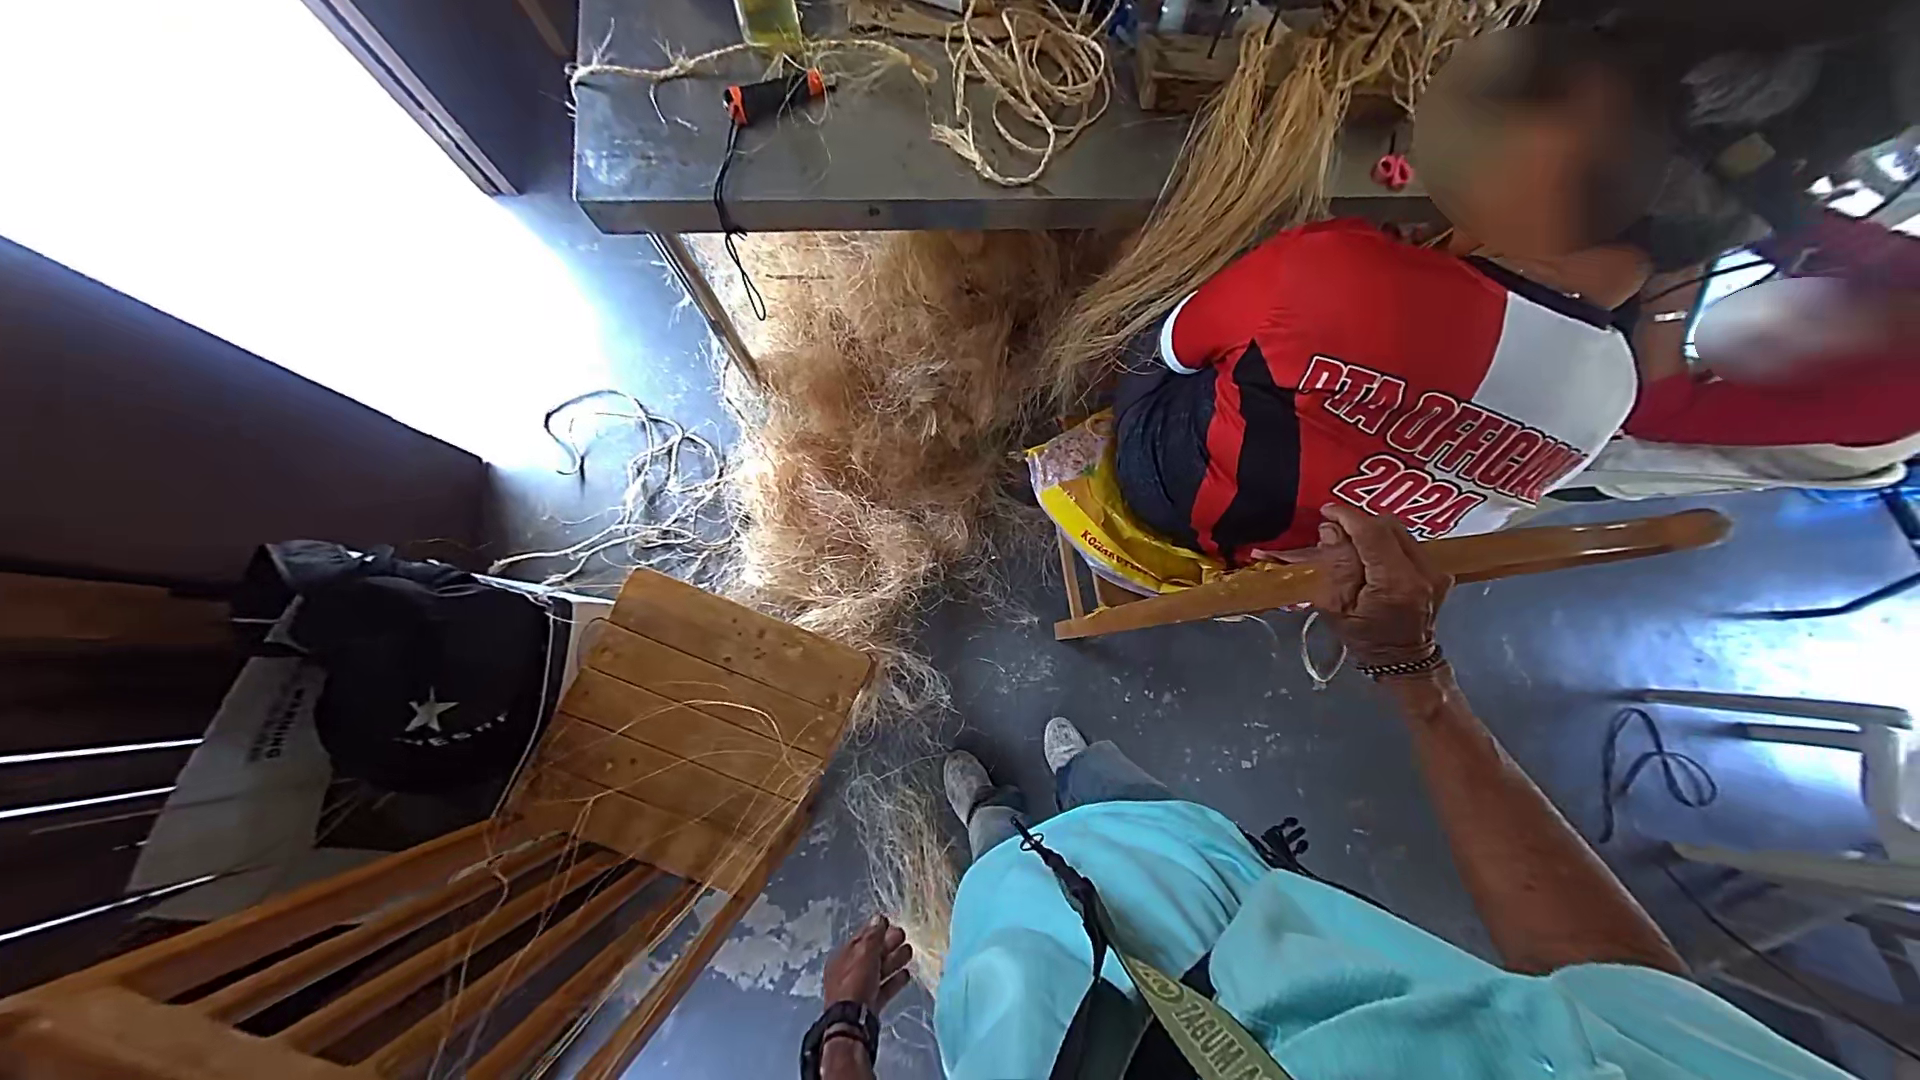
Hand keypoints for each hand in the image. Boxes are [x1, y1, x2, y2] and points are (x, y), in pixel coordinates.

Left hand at [823, 914, 912, 1011]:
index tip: (891, 923)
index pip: (861, 937)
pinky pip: (883, 988)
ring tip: (910, 952)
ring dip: (894, 960)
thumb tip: (879, 917)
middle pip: (872, 953)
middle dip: (888, 944)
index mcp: (843, 956)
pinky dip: (894, 981)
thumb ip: (873, 935)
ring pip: (879, 970)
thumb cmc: (855, 981)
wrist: (852, 1023)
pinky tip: (907, 975)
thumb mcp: (864, 952)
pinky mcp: (870, 1005)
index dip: (876, 929)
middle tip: (904, 935)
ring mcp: (859, 989)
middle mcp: (849, 971)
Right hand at [1308, 503, 1452, 666]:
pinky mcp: (1437, 571)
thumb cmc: (1365, 639)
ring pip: (1400, 531)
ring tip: (1348, 540)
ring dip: (1371, 530)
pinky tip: (1367, 553)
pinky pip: (1406, 543)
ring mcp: (1435, 570)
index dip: (1348, 517)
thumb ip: (1336, 567)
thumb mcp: (1336, 608)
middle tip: (1334, 528)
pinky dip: (1383, 541)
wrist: (1404, 661)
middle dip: (1359, 522)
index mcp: (1396, 584)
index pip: (1373, 534)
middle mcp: (1423, 572)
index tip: (1326, 510)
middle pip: (1389, 526)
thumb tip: (1330, 530)